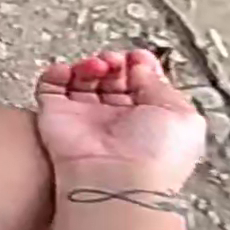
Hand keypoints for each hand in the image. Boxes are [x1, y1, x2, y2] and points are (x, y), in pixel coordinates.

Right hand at [35, 49, 204, 198]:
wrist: (114, 173)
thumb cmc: (154, 153)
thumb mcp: (181, 114)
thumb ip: (159, 85)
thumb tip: (140, 66)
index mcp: (148, 115)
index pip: (139, 82)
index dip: (139, 66)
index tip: (138, 56)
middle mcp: (114, 114)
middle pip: (110, 78)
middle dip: (113, 63)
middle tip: (114, 60)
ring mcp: (82, 113)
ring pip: (80, 79)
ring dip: (89, 66)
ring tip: (97, 65)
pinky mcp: (53, 112)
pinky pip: (49, 86)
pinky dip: (55, 73)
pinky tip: (67, 69)